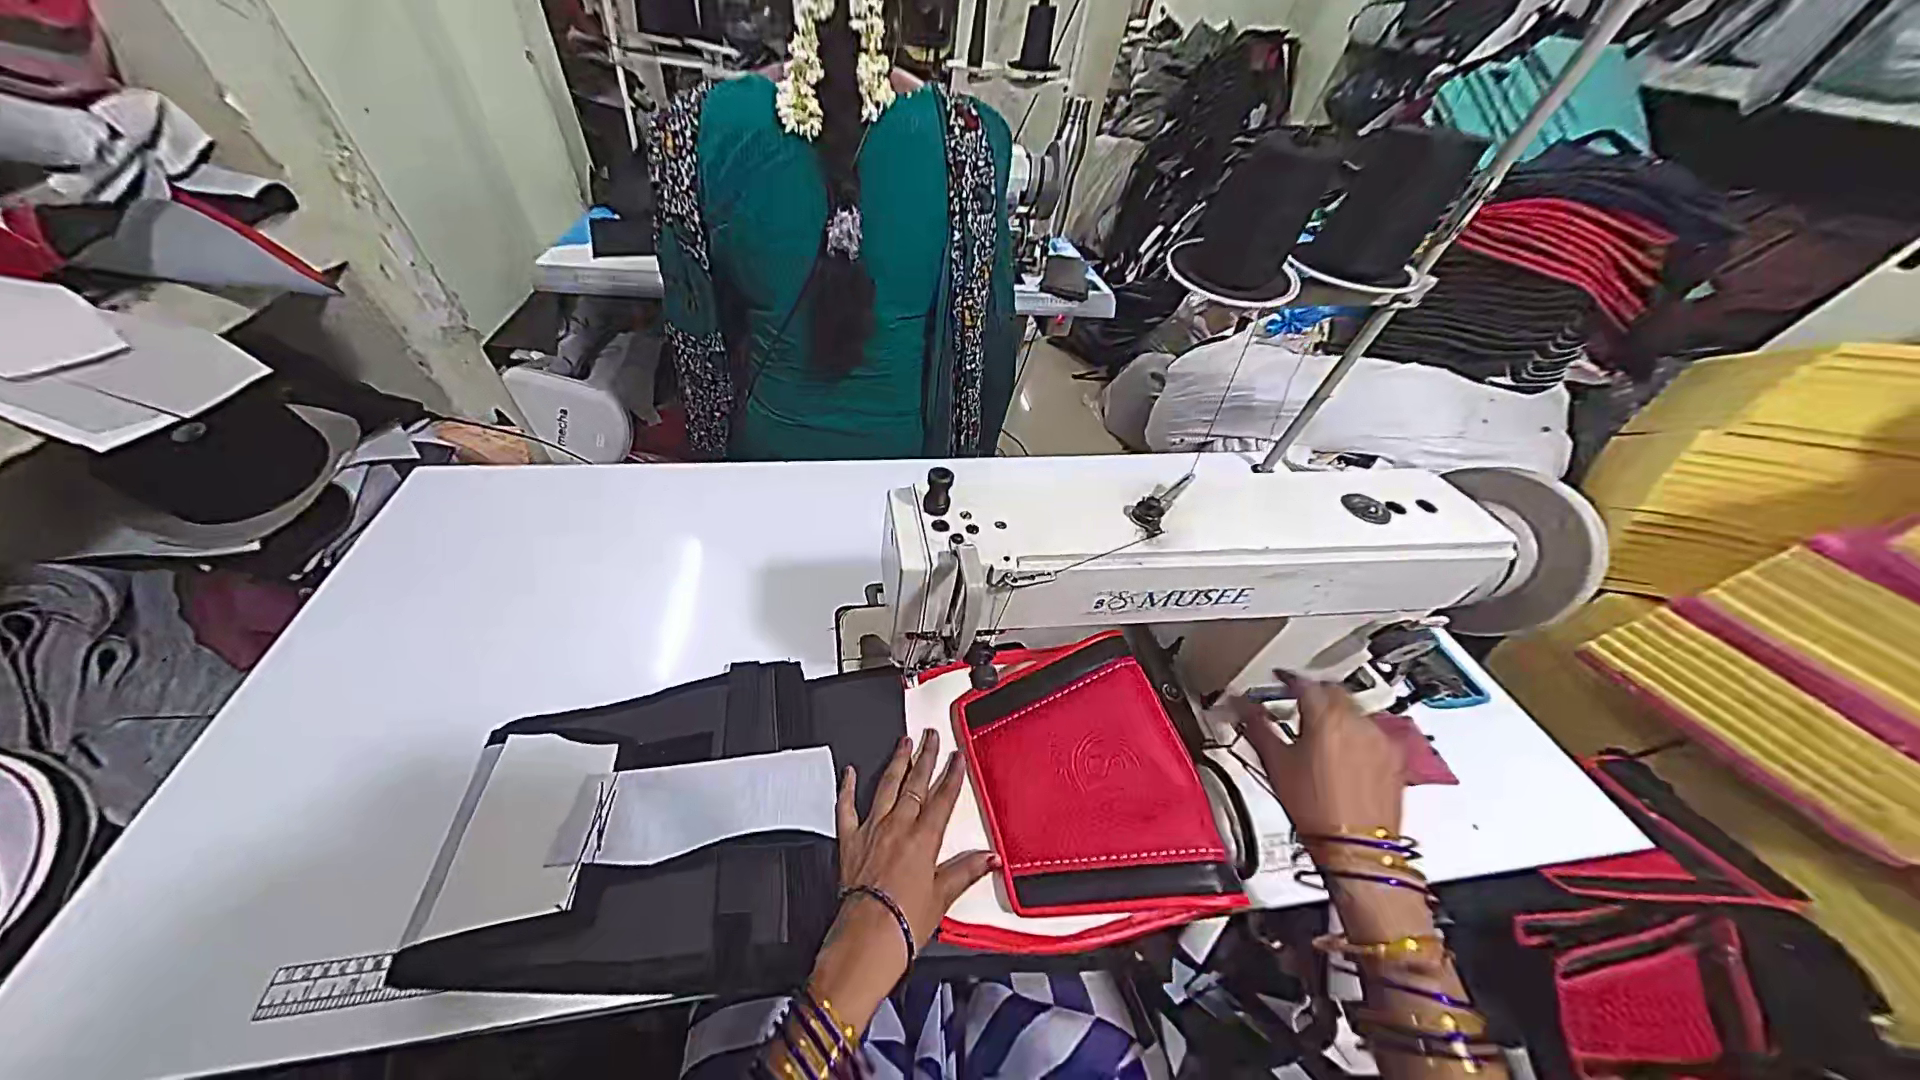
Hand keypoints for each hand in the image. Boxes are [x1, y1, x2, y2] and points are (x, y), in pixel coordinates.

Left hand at [808, 730, 996, 1029]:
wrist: (865, 940)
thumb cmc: (902, 923)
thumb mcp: (943, 898)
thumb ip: (966, 871)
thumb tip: (989, 859)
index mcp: (923, 839)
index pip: (943, 797)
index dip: (952, 774)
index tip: (956, 756)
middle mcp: (898, 828)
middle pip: (916, 783)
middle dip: (926, 756)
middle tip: (931, 736)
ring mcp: (872, 831)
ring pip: (886, 786)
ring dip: (897, 762)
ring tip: (903, 742)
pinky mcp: (850, 841)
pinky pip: (846, 807)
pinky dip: (846, 788)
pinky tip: (848, 772)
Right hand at [1238, 677, 1405, 837]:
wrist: (1355, 848)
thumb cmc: (1316, 809)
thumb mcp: (1275, 761)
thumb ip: (1256, 725)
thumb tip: (1240, 705)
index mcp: (1327, 716)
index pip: (1304, 682)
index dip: (1287, 679)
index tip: (1280, 680)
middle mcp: (1359, 721)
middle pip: (1333, 691)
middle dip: (1314, 693)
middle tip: (1297, 701)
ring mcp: (1381, 739)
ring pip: (1355, 710)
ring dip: (1336, 712)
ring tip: (1319, 729)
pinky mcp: (1396, 758)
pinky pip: (1373, 732)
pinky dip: (1356, 732)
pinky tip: (1343, 750)